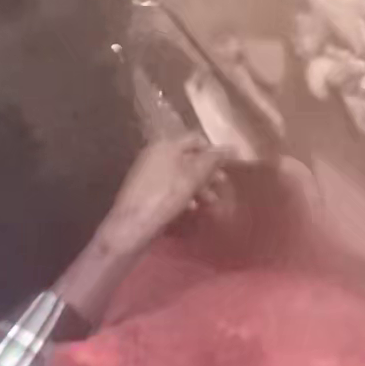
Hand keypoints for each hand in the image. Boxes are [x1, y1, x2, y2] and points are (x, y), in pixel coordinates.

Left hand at [95, 134, 230, 255]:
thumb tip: (233, 146)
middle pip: (189, 157)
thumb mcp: (193, 176)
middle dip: (208, 171)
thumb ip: (213, 160)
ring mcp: (149, 173)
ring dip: (199, 185)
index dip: (214, 151)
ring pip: (181, 174)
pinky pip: (171, 187)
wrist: (131, 226)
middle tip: (222, 184)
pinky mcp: (146, 191)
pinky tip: (192, 207)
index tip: (228, 166)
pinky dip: (185, 194)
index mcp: (166, 145)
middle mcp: (156, 154)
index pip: (196, 139)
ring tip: (211, 201)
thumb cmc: (165, 197)